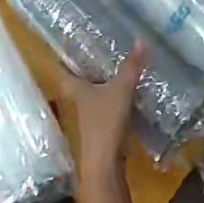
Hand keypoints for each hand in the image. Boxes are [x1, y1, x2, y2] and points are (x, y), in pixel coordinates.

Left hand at [65, 43, 147, 174]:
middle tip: (96, 51)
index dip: (61, 57)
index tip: (66, 44)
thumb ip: (131, 67)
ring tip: (115, 66)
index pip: (61, 69)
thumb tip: (142, 40)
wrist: (105, 162)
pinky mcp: (102, 127)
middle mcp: (79, 100)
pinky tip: (128, 92)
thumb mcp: (120, 90)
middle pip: (76, 80)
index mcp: (75, 88)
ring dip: (101, 82)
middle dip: (84, 67)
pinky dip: (114, 97)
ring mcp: (90, 115)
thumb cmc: (105, 121)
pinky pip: (106, 105)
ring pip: (92, 93)